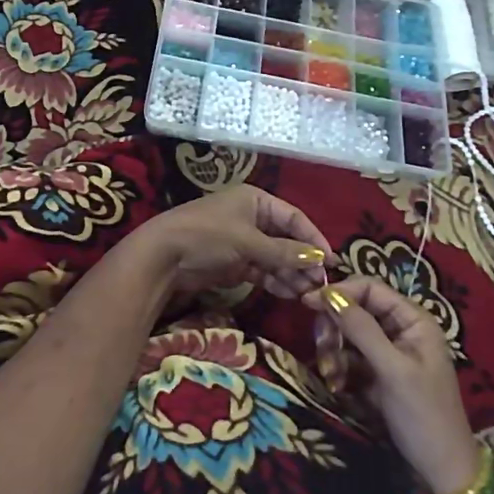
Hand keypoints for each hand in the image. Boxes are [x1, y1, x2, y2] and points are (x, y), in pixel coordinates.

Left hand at [124, 185, 333, 299]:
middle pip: (286, 239)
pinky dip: (275, 281)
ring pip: (275, 258)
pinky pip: (262, 270)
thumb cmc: (206, 236)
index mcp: (255, 200)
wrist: (162, 256)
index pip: (294, 217)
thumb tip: (318, 259)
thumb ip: (283, 251)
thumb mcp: (247, 241)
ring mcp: (242, 241)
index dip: (313, 238)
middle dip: (303, 260)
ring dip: (291, 274)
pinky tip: (290, 293)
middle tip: (321, 284)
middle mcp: (251, 217)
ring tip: (309, 293)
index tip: (330, 261)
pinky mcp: (234, 263)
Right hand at [302, 275, 482, 493]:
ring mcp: (387, 350)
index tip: (307, 303)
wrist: (440, 467)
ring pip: (346, 333)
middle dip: (334, 327)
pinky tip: (337, 385)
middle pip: (354, 309)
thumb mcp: (392, 369)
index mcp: (413, 320)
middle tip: (322, 348)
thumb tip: (328, 294)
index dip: (339, 292)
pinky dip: (338, 367)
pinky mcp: (376, 371)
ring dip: (333, 350)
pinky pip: (347, 356)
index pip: (369, 288)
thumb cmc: (423, 413)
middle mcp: (400, 329)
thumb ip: (362, 329)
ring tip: (331, 374)